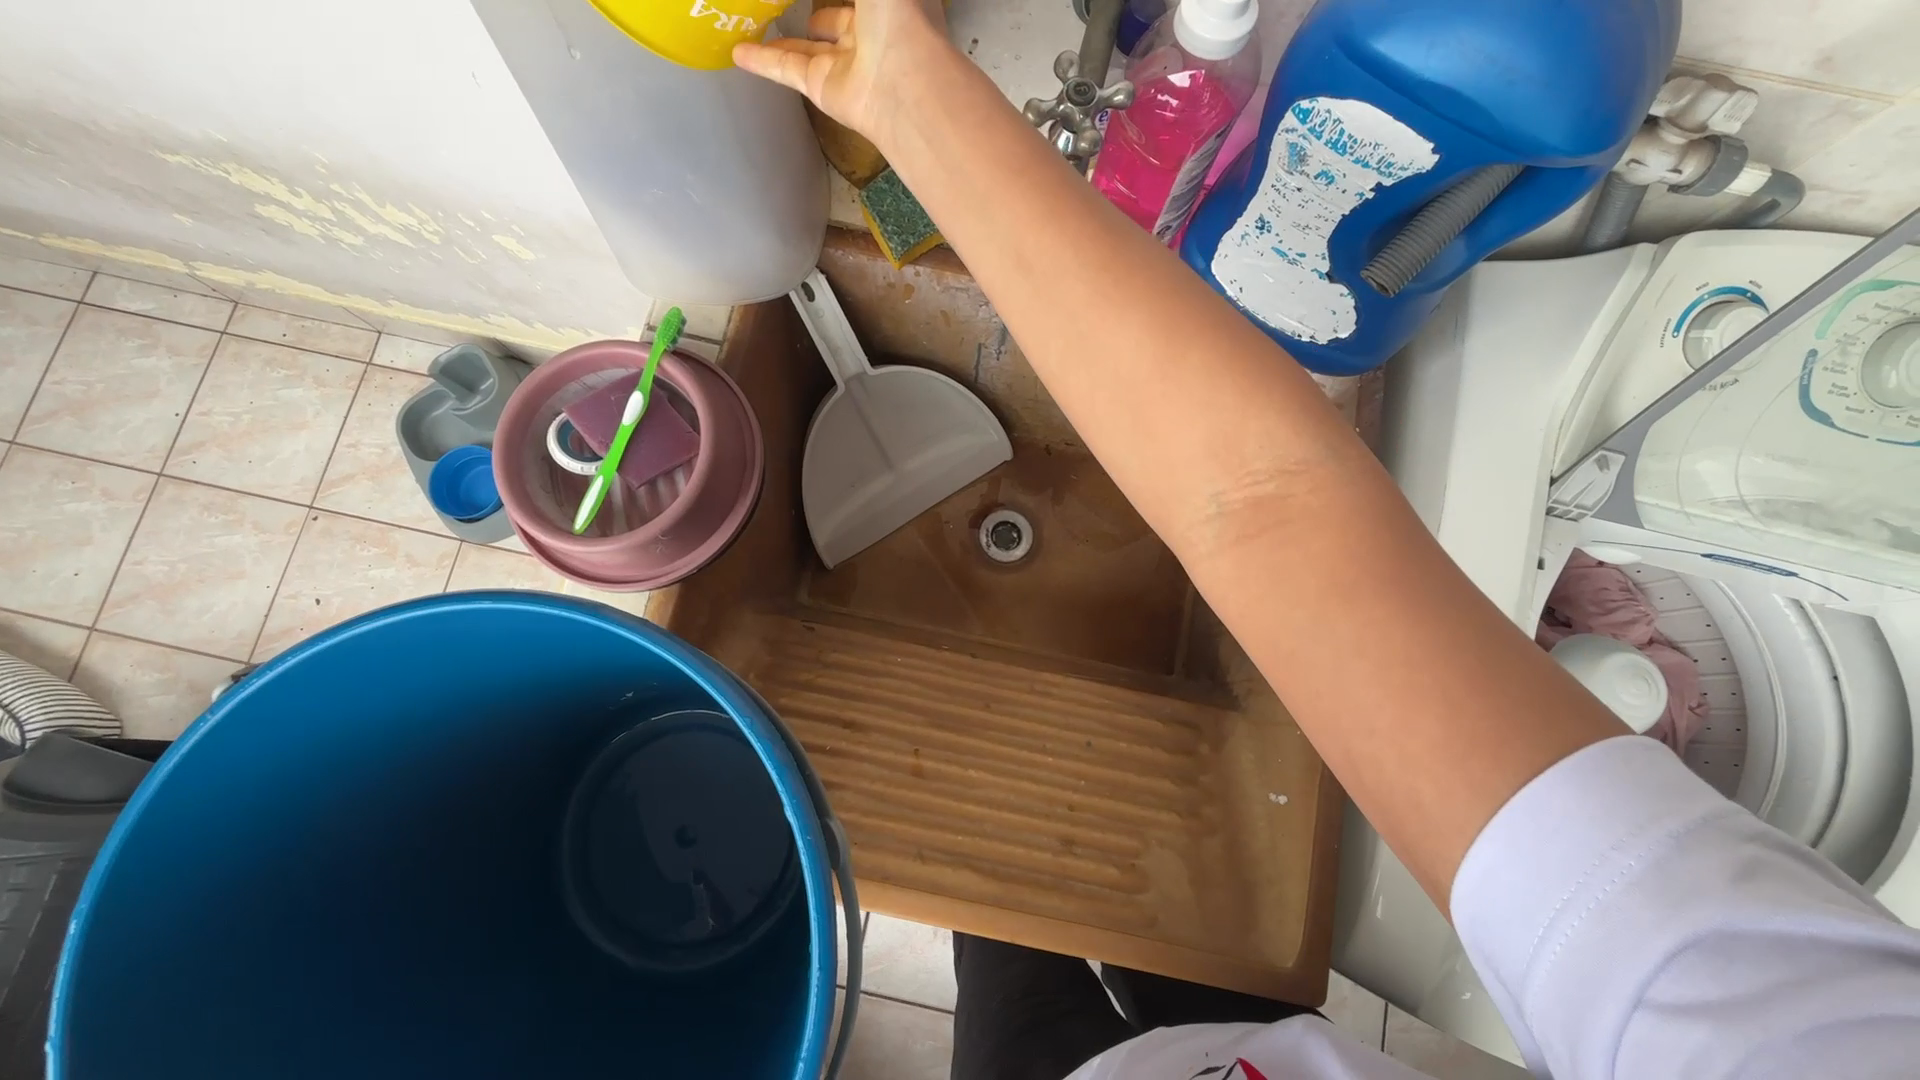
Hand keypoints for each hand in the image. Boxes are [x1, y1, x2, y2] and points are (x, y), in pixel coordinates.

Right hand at [733, 0, 947, 146]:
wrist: (906, 79)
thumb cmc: (898, 12)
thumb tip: (815, 14)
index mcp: (889, 3)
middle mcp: (870, 30)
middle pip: (835, 17)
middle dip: (815, 6)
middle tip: (788, 3)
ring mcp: (847, 62)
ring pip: (808, 46)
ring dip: (785, 37)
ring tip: (759, 19)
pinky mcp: (823, 88)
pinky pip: (787, 69)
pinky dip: (762, 61)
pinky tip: (738, 52)